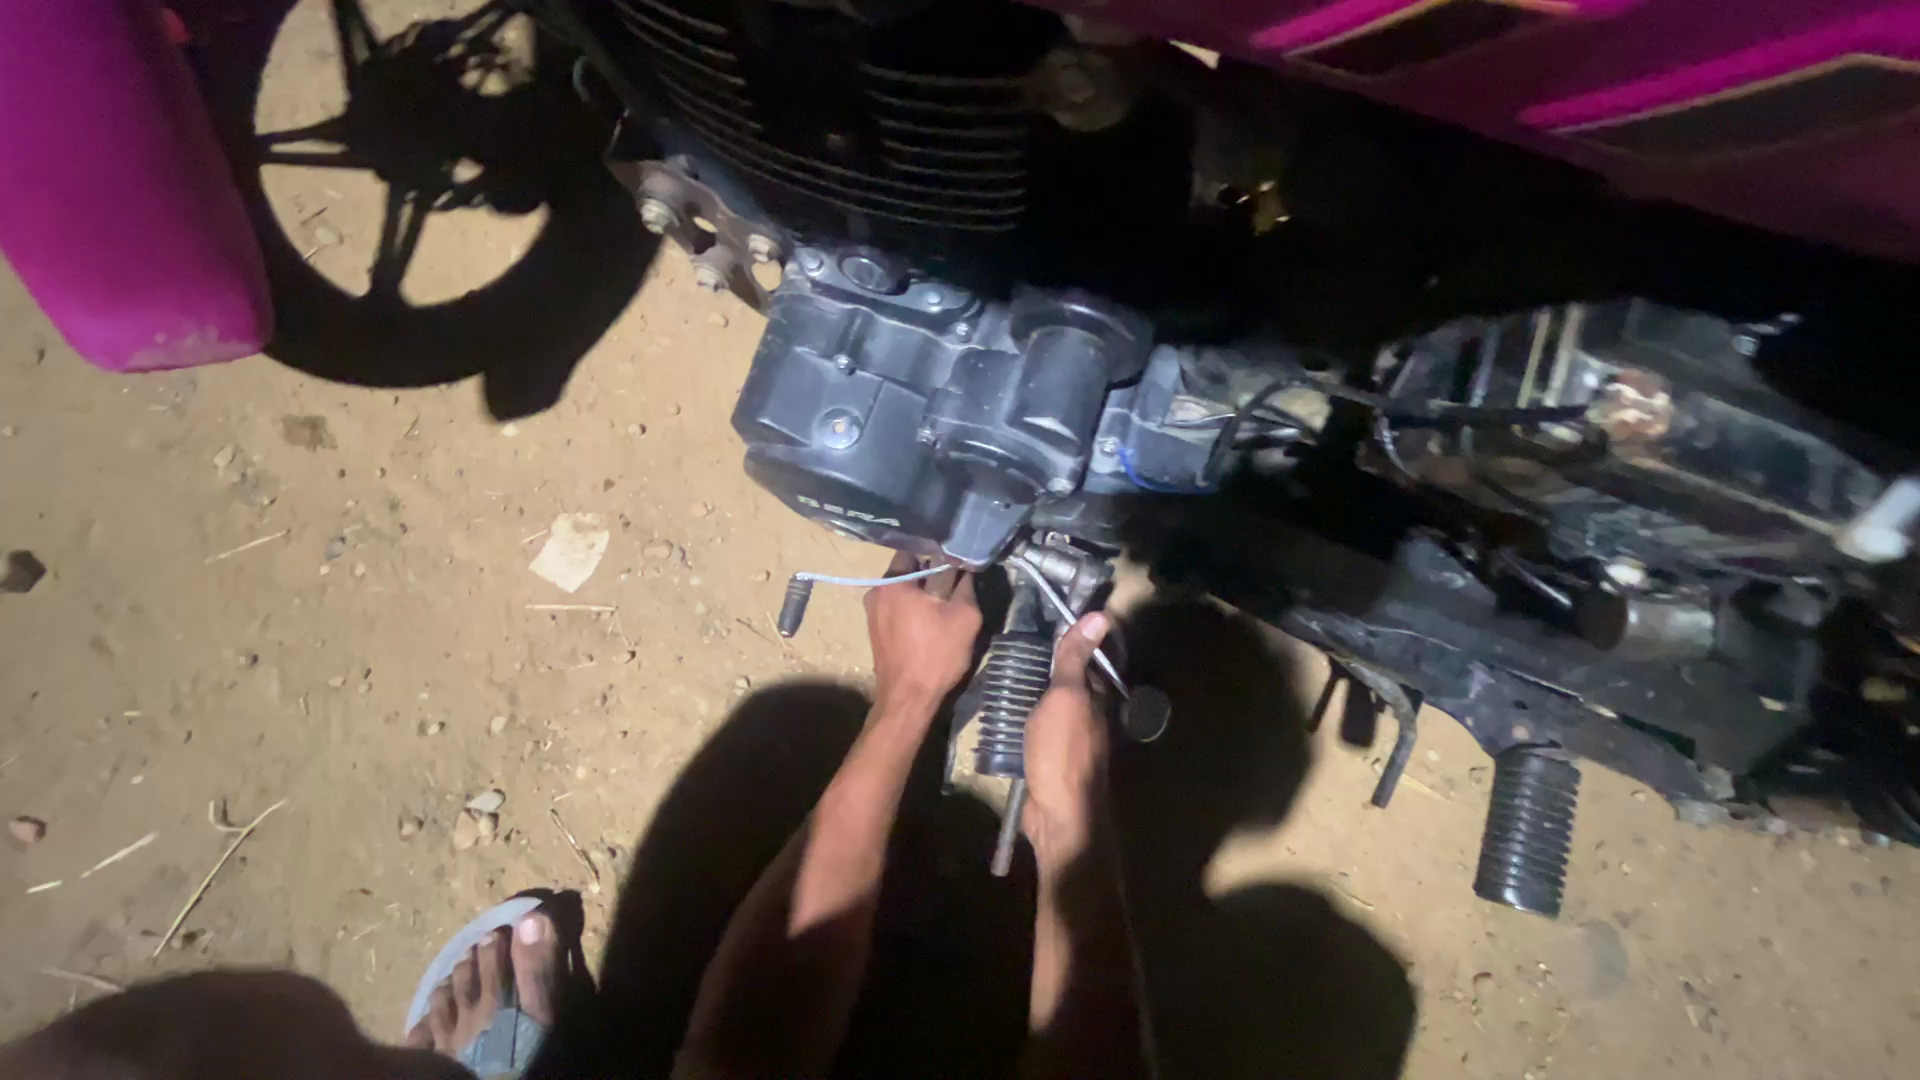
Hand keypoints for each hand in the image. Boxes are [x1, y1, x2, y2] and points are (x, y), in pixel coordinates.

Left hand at [864, 550, 980, 713]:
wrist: (908, 699)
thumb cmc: (936, 656)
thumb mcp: (964, 618)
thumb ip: (966, 587)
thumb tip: (967, 568)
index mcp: (894, 581)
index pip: (919, 550)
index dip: (942, 551)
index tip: (959, 555)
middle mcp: (877, 590)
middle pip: (910, 568)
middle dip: (932, 571)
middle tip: (955, 578)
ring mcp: (872, 610)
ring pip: (904, 588)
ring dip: (923, 590)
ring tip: (945, 599)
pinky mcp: (875, 628)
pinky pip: (897, 606)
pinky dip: (913, 606)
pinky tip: (930, 617)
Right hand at [1022, 612, 1112, 862]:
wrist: (1060, 814)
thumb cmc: (1063, 750)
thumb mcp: (1066, 697)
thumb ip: (1075, 658)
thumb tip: (1101, 613)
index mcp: (1095, 694)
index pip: (1081, 655)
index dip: (1062, 635)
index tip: (1035, 616)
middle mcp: (1086, 713)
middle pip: (1062, 679)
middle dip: (1039, 663)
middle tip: (1003, 644)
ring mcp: (1068, 737)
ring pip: (1046, 703)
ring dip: (1027, 690)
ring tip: (994, 672)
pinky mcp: (1049, 757)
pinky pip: (1034, 727)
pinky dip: (1020, 716)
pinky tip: (999, 710)